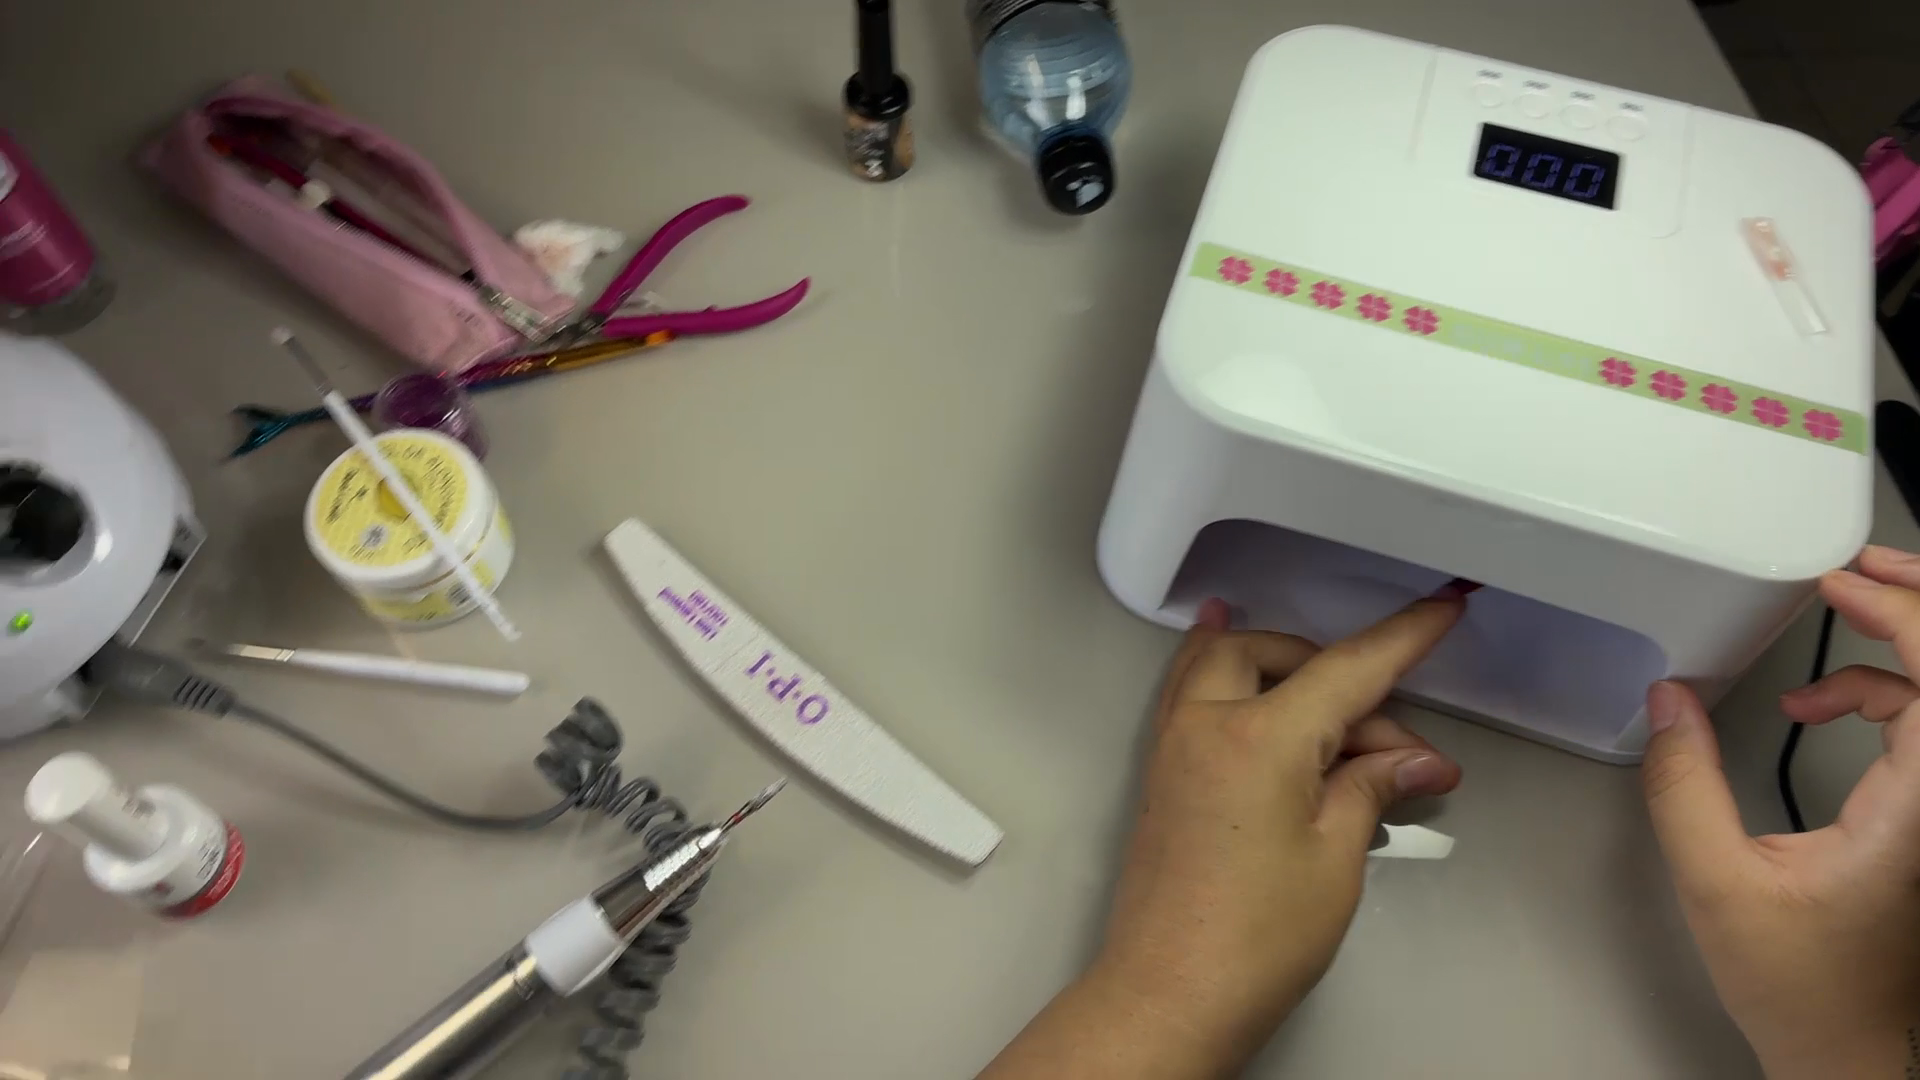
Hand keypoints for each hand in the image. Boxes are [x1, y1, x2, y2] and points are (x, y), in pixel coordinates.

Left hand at [980, 589, 1468, 1079]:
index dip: (1402, 638)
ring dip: (1274, 658)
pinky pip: (1186, 685)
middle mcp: (1206, 720)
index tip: (1441, 607)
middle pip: (1272, 653)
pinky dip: (1211, 659)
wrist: (1170, 983)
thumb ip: (1367, 787)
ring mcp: (1173, 737)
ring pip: (1218, 659)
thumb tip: (1414, 759)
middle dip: (1334, 671)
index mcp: (1259, 736)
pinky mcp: (1161, 762)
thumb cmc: (1260, 932)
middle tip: (1385, 737)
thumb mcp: (1335, 857)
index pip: (1345, 669)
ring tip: (1330, 691)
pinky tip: (1220, 634)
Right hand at [1642, 545, 1919, 1079]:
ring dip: (1893, 649)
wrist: (1851, 1048)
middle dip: (1916, 609)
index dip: (1906, 622)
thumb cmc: (1794, 978)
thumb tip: (1668, 698)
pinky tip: (1816, 705)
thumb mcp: (1715, 873)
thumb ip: (1683, 780)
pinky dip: (1876, 696)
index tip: (1841, 583)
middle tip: (1854, 566)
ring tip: (1828, 622)